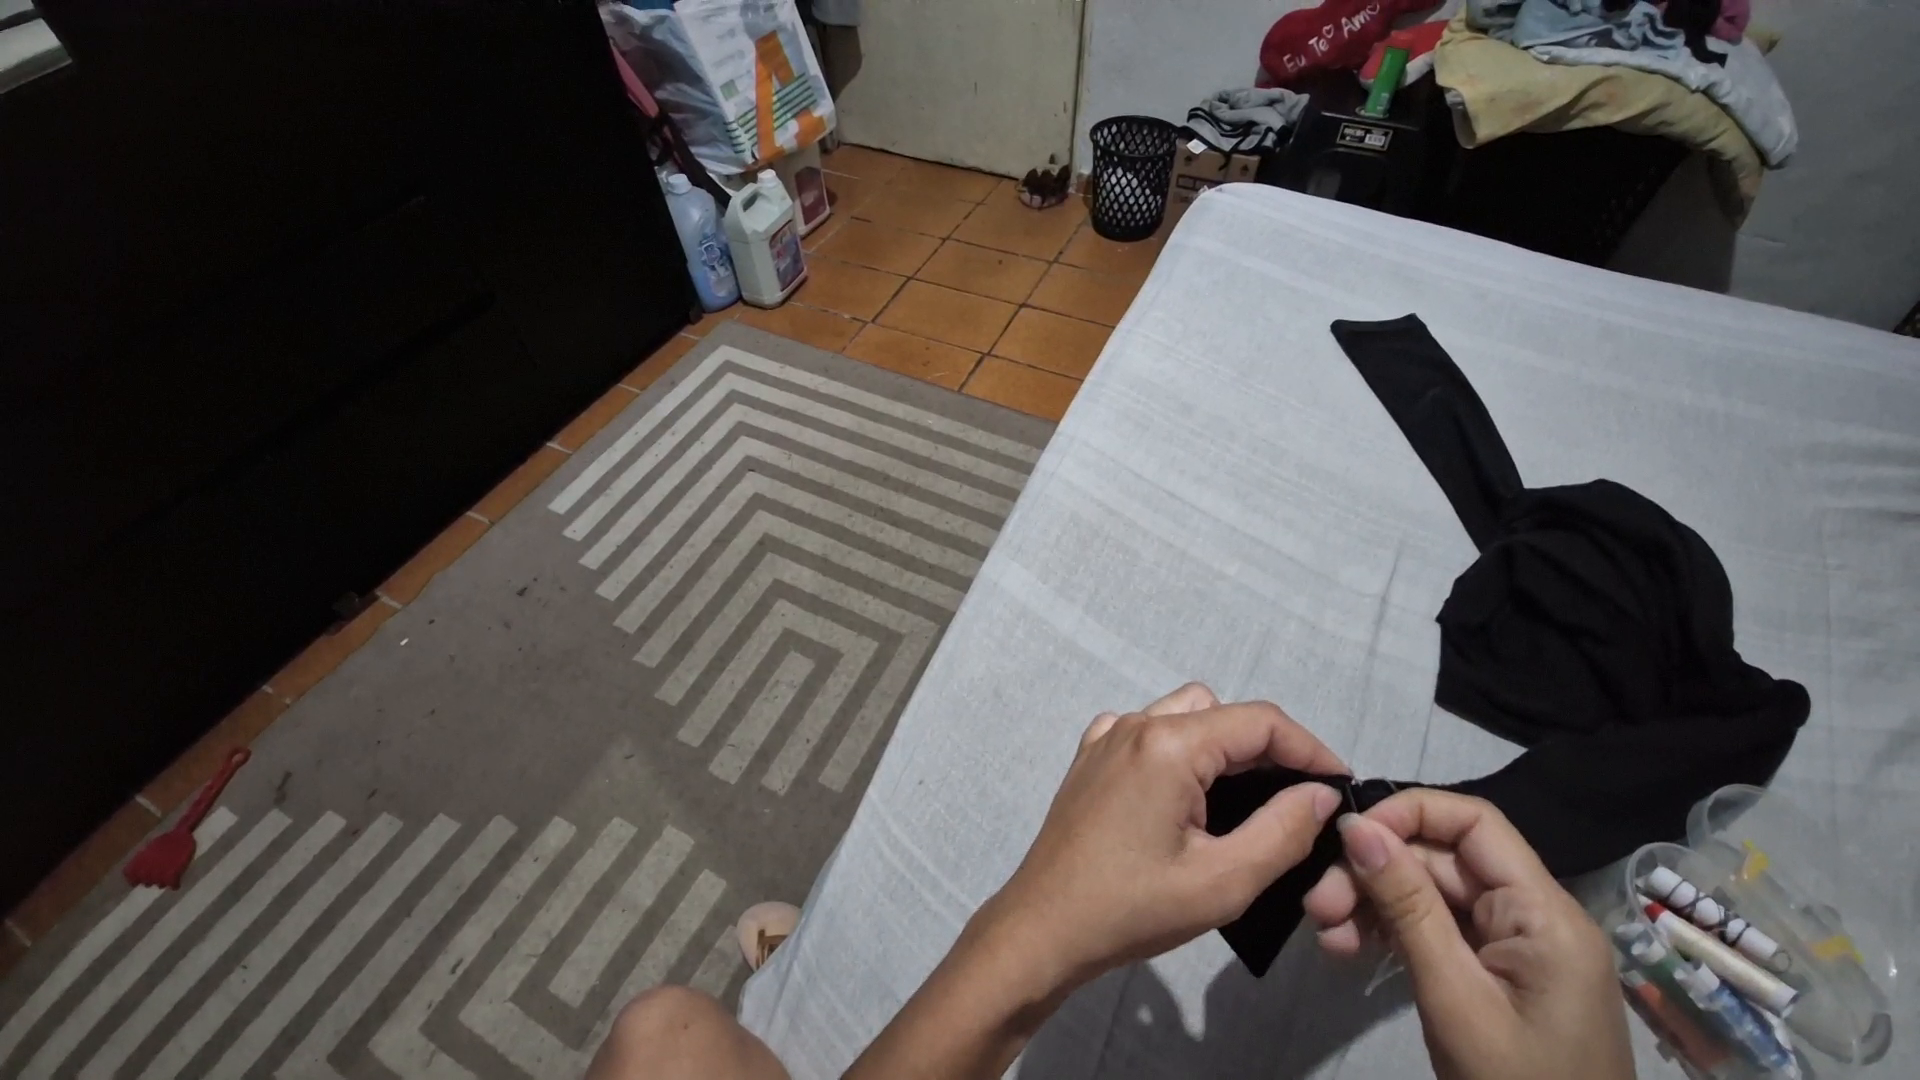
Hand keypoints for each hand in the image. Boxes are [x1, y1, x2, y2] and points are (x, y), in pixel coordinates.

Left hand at [982, 683, 1346, 992]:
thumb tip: (1320, 793)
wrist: (1045, 926)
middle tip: (1294, 800)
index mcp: (1167, 745)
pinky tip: (1183, 793)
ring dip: (1222, 745)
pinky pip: (1148, 730)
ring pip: (1185, 714)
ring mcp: (1107, 736)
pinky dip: (1178, 748)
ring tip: (1245, 799)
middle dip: (1267, 748)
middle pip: (1222, 712)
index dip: (1309, 748)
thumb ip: (1283, 831)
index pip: (1260, 720)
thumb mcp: (1223, 881)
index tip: (1339, 787)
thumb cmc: (1133, 908)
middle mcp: (1135, 724)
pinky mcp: (1091, 756)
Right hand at [1304, 791, 1634, 1079]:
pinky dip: (1386, 932)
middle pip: (1439, 860)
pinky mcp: (1491, 971)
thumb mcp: (1453, 995)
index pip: (1474, 822)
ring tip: (1325, 932)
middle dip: (1372, 872)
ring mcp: (1511, 945)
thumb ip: (1406, 904)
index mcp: (1544, 913)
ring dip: (1370, 903)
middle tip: (1317, 904)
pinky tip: (1347, 948)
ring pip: (1426, 893)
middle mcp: (1531, 915)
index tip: (1348, 836)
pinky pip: (1431, 928)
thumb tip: (1355, 825)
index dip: (1408, 814)